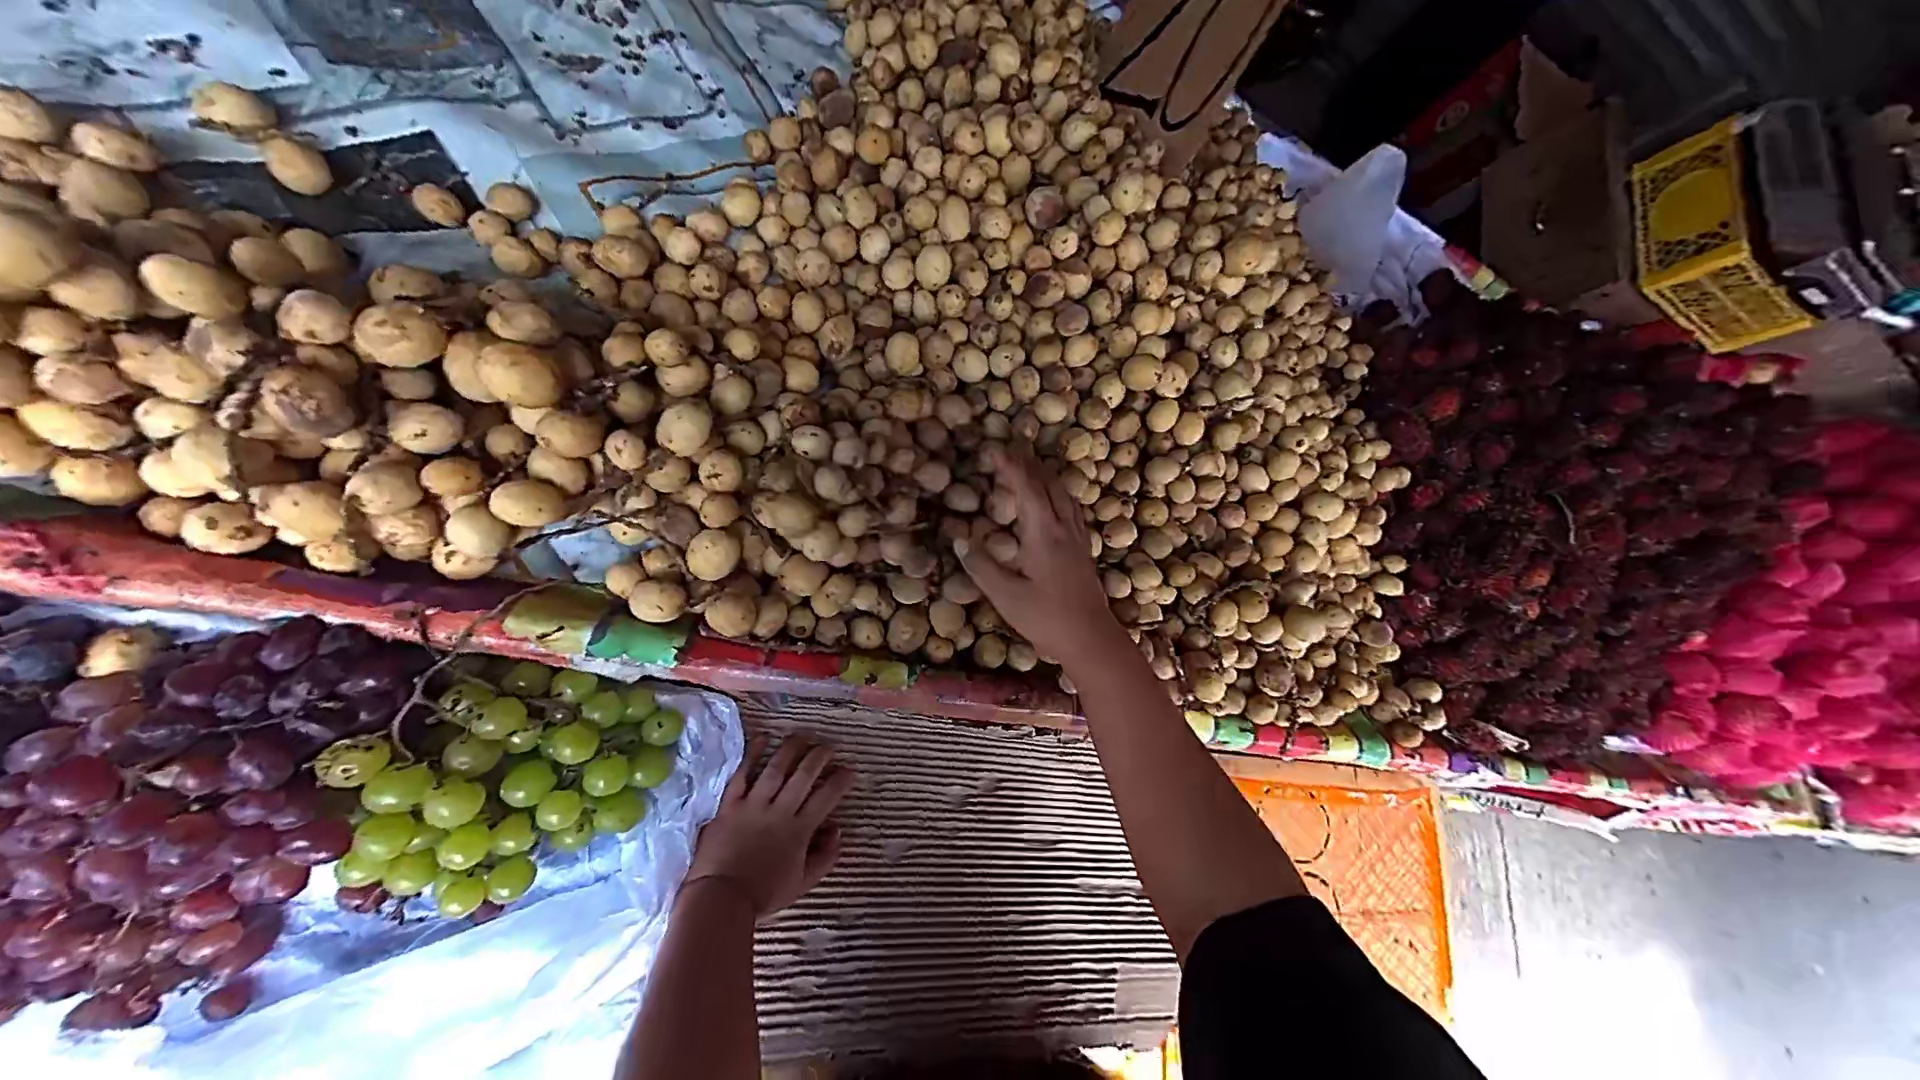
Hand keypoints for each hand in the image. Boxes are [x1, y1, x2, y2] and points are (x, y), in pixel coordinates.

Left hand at [685, 735, 854, 918]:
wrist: (720, 899)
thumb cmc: (763, 894)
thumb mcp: (802, 883)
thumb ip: (824, 857)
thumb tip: (838, 830)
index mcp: (799, 829)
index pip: (827, 797)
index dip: (841, 780)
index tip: (850, 769)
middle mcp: (780, 810)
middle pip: (804, 774)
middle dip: (820, 756)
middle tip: (829, 746)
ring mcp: (753, 804)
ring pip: (777, 767)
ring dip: (792, 747)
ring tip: (804, 735)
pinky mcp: (730, 804)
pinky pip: (742, 773)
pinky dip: (753, 754)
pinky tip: (763, 737)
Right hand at [956, 447, 1128, 671]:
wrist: (1092, 639)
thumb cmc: (1047, 619)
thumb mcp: (1006, 596)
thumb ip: (982, 567)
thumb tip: (959, 541)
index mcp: (1044, 534)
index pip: (1027, 489)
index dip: (1011, 468)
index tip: (995, 451)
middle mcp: (1064, 529)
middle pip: (1049, 485)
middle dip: (1029, 465)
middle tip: (1011, 452)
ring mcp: (1078, 539)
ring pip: (1065, 496)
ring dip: (1047, 477)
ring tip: (1033, 467)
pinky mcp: (1084, 551)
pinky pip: (1072, 510)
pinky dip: (1060, 495)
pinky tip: (1057, 503)